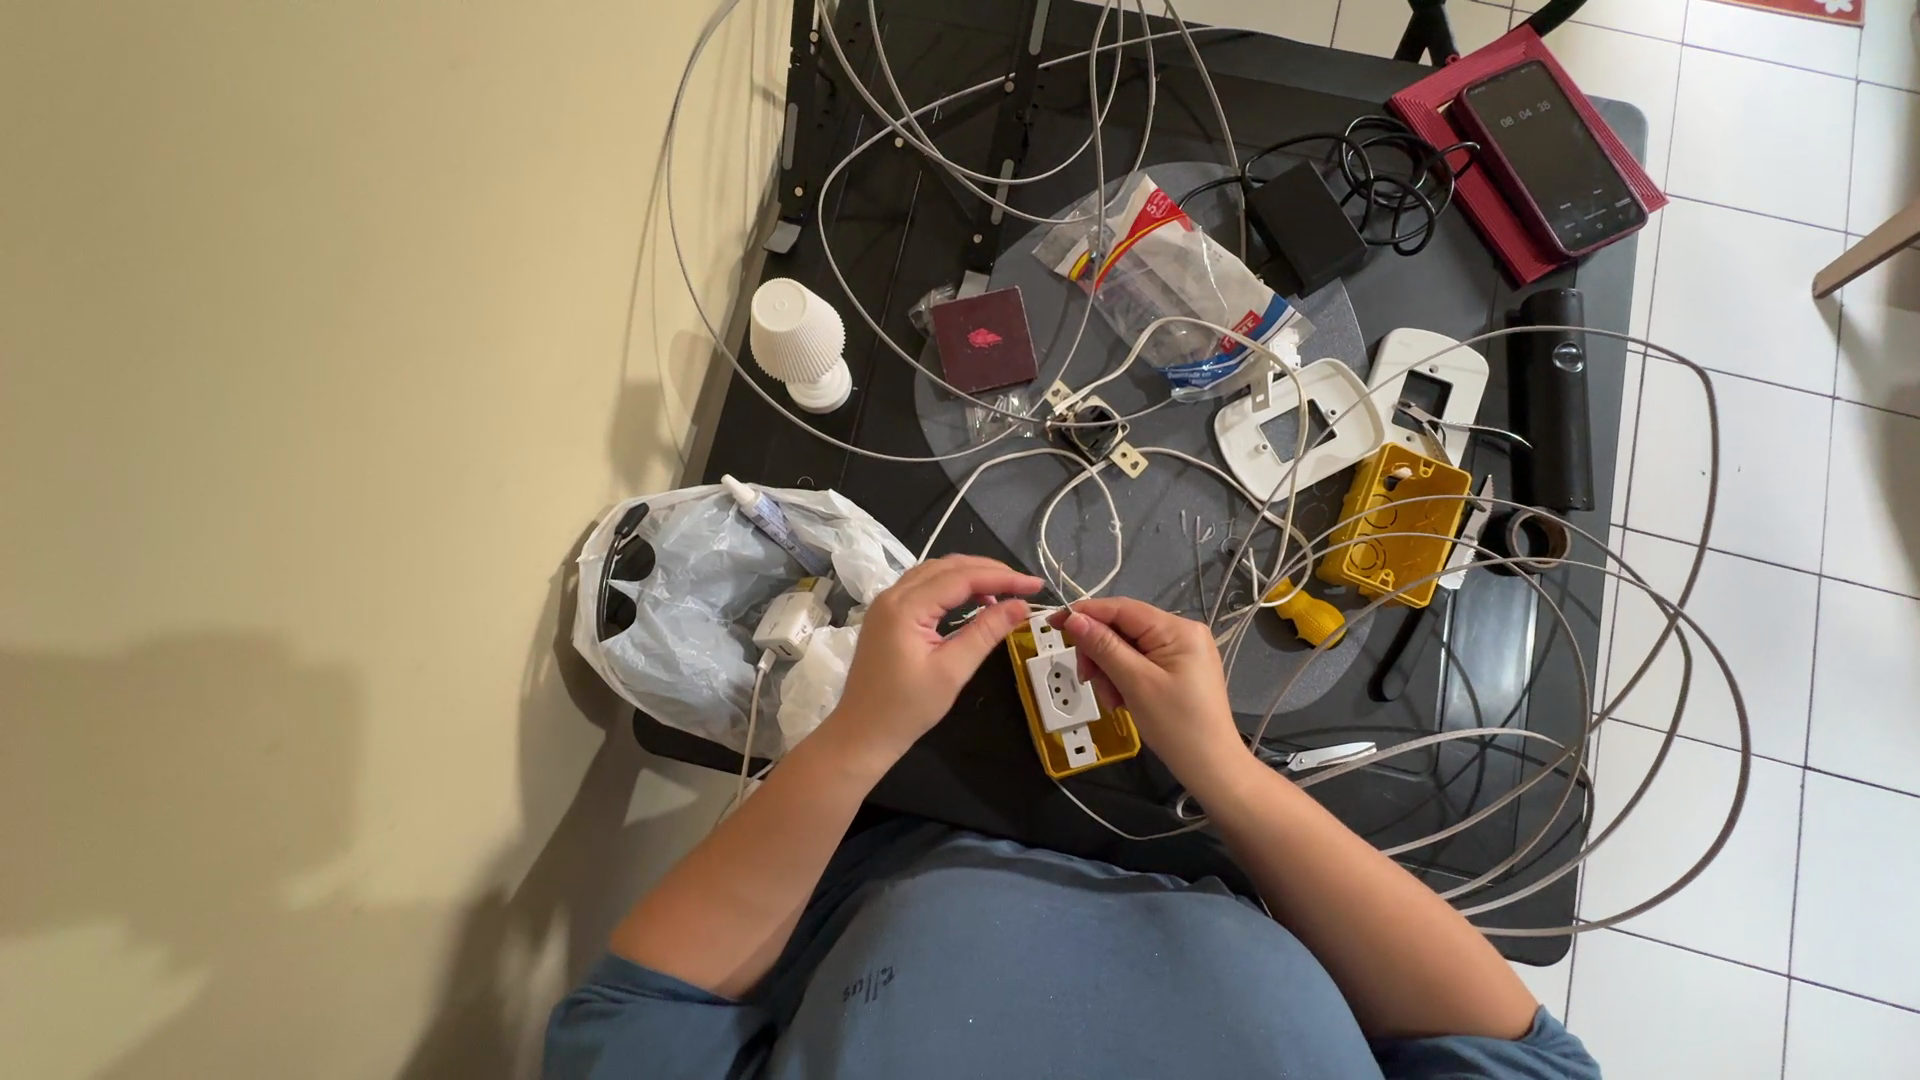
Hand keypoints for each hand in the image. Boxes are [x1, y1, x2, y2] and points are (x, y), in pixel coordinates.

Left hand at [827, 555, 1043, 765]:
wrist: (862, 734)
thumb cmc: (906, 709)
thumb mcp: (952, 671)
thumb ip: (986, 633)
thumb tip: (1020, 606)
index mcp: (905, 607)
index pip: (961, 578)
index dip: (1002, 577)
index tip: (1035, 585)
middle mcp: (892, 595)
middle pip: (947, 567)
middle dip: (988, 571)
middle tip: (1024, 585)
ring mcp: (886, 603)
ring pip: (935, 572)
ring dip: (970, 575)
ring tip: (1004, 591)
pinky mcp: (887, 615)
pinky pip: (924, 586)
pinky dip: (952, 587)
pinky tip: (973, 602)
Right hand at [1055, 598, 1249, 791]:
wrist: (1213, 768)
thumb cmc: (1177, 725)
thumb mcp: (1135, 683)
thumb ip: (1103, 647)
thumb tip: (1073, 619)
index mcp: (1177, 628)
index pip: (1121, 608)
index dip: (1085, 613)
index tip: (1054, 624)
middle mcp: (1181, 631)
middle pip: (1122, 627)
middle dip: (1099, 653)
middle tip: (1088, 680)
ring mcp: (1181, 651)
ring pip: (1127, 647)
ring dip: (1109, 670)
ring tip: (1113, 700)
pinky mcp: (1178, 669)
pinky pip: (1139, 662)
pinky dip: (1123, 678)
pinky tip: (1123, 700)